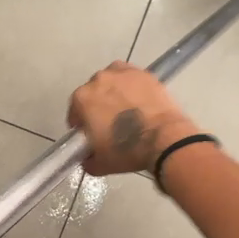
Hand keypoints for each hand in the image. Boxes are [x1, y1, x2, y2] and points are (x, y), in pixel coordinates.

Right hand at [67, 62, 201, 175]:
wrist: (163, 138)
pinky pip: (131, 76)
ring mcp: (122, 73)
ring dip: (113, 90)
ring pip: (111, 79)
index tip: (89, 133)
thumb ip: (87, 159)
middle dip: (97, 105)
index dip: (81, 123)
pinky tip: (138, 99)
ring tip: (124, 107)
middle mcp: (98, 80)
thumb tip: (88, 158)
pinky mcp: (144, 73)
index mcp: (82, 99)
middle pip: (93, 92)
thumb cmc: (127, 150)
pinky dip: (132, 86)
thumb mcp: (100, 164)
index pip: (75, 110)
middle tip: (109, 122)